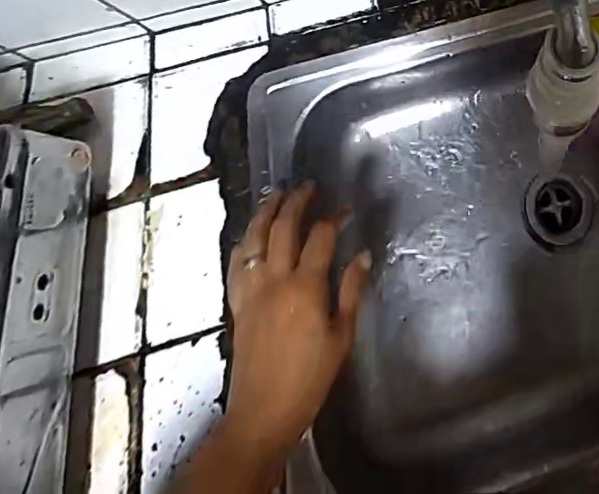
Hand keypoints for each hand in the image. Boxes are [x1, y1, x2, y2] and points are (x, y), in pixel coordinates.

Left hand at [222, 182, 371, 459]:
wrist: (263, 411)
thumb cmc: (309, 379)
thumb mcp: (341, 338)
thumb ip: (350, 292)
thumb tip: (363, 255)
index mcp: (305, 287)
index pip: (320, 237)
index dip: (334, 218)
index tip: (345, 210)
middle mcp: (275, 278)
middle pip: (284, 226)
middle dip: (297, 201)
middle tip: (308, 187)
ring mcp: (251, 287)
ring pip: (255, 236)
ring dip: (266, 210)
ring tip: (276, 193)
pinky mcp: (236, 299)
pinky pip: (237, 260)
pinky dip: (244, 240)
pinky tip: (250, 233)